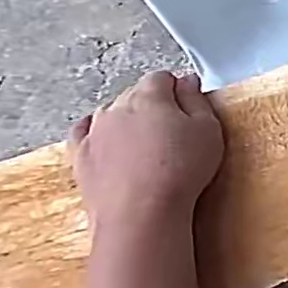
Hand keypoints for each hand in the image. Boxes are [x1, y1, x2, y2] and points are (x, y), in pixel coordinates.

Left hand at [69, 71, 222, 229]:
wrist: (141, 210)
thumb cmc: (182, 168)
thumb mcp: (208, 128)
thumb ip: (196, 100)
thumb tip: (187, 81)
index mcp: (149, 98)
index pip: (161, 77)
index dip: (179, 87)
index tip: (191, 101)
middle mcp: (115, 109)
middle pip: (136, 93)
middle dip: (156, 102)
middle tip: (179, 123)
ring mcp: (93, 132)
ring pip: (112, 112)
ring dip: (131, 118)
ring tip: (152, 139)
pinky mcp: (79, 155)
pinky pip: (85, 132)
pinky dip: (99, 131)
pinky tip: (112, 138)